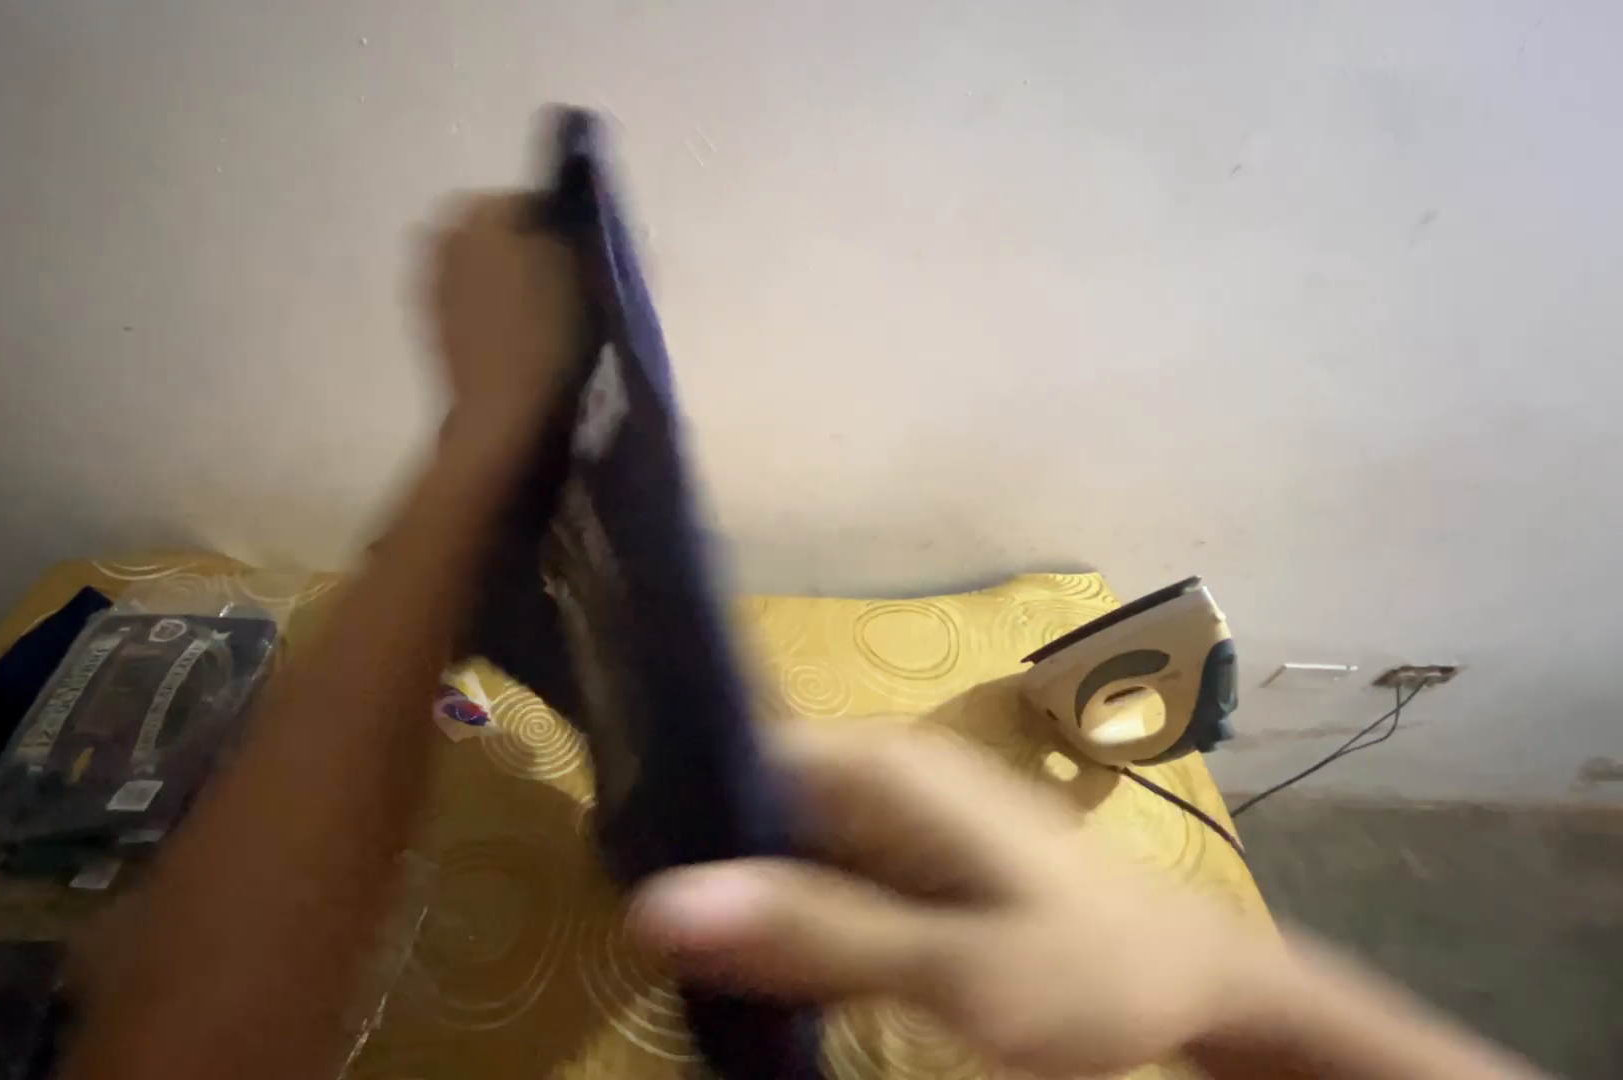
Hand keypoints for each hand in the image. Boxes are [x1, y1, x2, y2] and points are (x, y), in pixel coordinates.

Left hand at [423, 192, 578, 437]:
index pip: (534, 201)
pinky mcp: (429, 325)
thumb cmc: (551, 337)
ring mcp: (429, 281)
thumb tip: (575, 218)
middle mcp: (444, 233)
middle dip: (530, 251)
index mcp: (481, 209)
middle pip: (502, 232)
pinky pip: (472, 302)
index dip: (566, 227)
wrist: (504, 413)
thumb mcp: (587, 273)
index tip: (586, 259)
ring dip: (509, 281)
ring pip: (485, 268)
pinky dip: (492, 311)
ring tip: (542, 316)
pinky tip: (516, 338)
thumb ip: (578, 233)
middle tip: (564, 286)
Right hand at [625, 723, 1289, 1076]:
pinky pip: (814, 849)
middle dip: (707, 856)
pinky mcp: (902, 827)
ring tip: (701, 951)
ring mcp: (888, 791)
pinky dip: (786, 893)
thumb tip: (659, 904)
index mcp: (871, 765)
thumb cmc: (1089, 967)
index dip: (677, 812)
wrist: (1195, 973)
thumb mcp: (956, 971)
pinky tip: (773, 946)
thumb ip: (814, 935)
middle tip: (664, 942)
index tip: (632, 883)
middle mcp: (871, 758)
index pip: (732, 756)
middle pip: (749, 790)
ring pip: (778, 823)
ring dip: (744, 882)